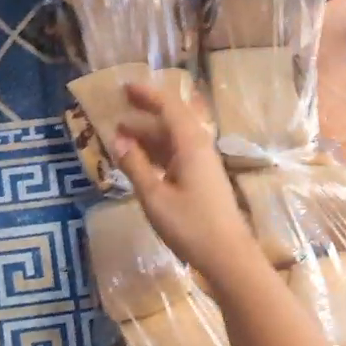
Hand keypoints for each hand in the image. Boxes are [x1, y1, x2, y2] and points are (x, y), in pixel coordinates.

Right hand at [110, 81, 265, 292]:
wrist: (229, 258)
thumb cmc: (191, 226)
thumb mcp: (155, 197)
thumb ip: (135, 165)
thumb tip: (118, 138)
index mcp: (191, 144)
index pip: (169, 107)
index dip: (147, 94)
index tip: (124, 87)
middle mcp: (200, 148)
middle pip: (171, 120)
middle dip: (144, 114)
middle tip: (116, 113)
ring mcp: (203, 164)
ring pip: (173, 139)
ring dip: (148, 135)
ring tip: (121, 138)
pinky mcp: (203, 180)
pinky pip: (177, 154)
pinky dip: (156, 152)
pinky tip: (140, 161)